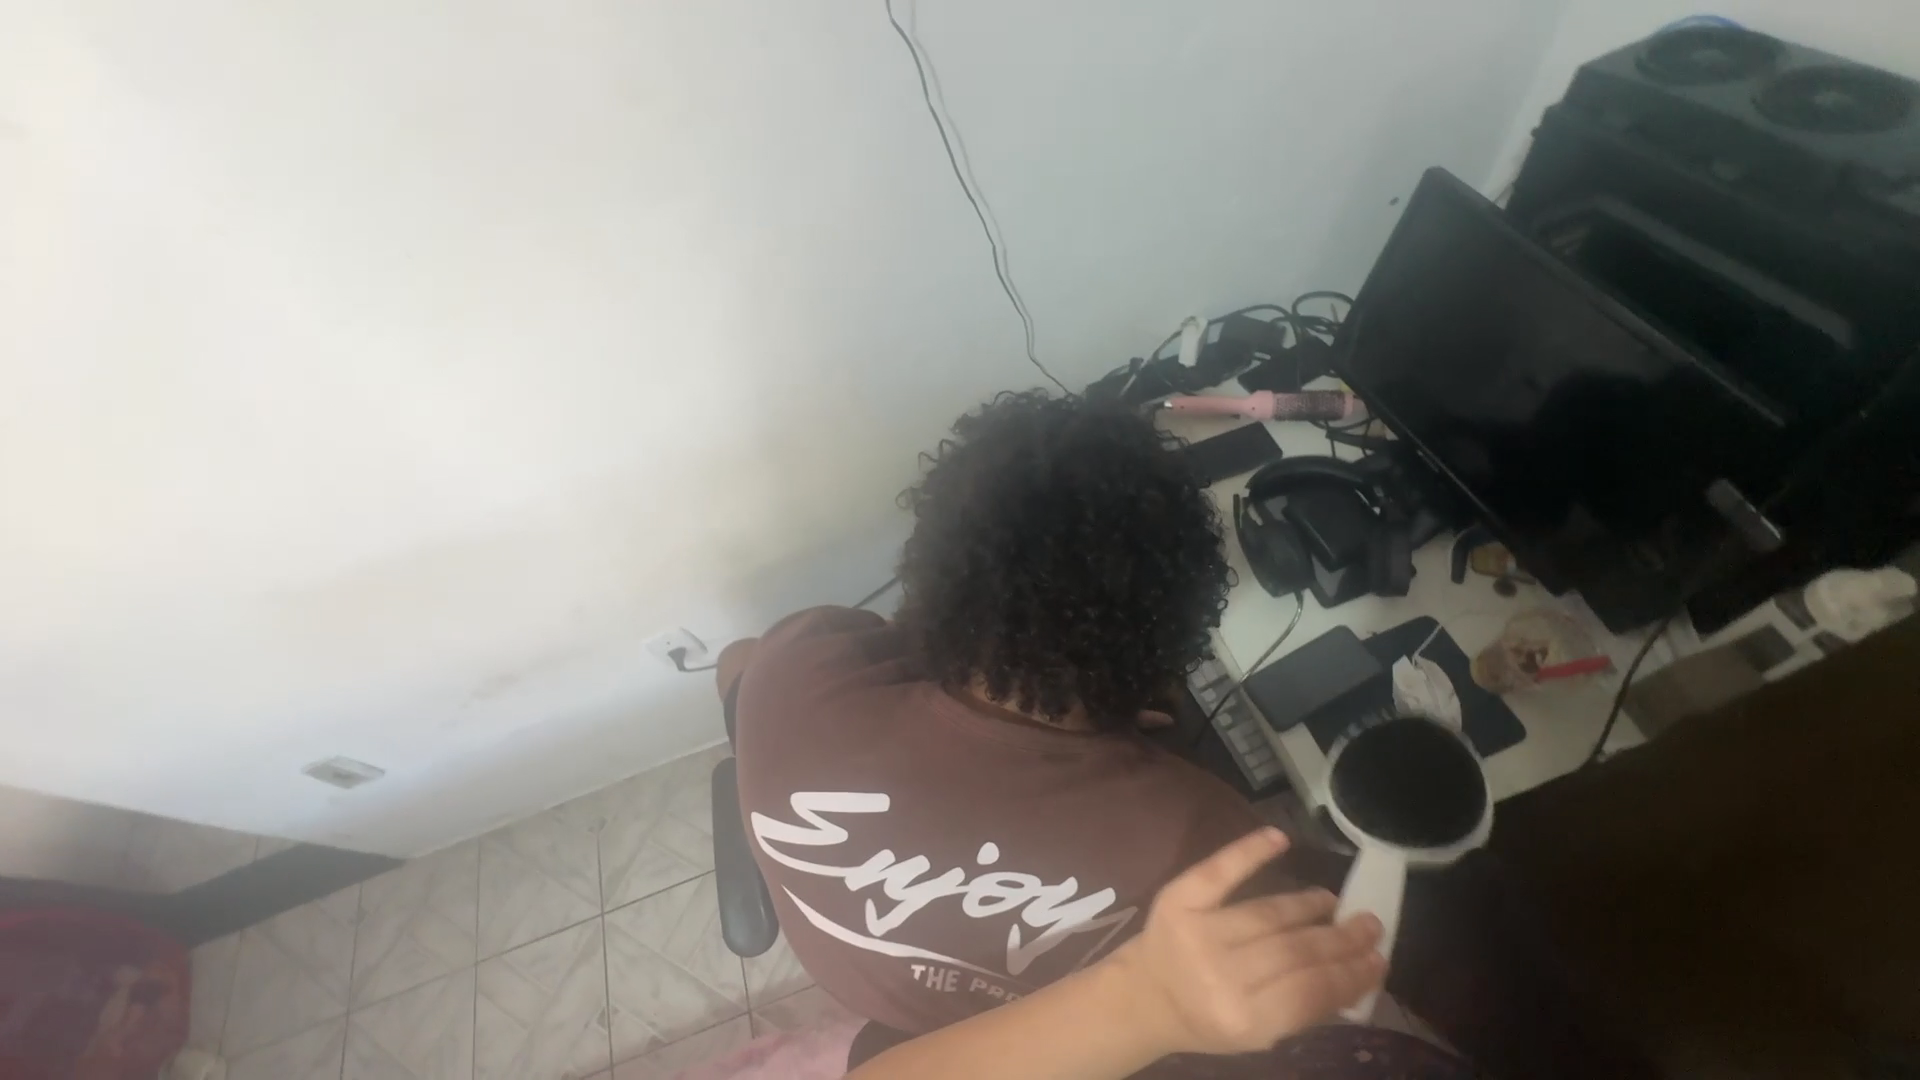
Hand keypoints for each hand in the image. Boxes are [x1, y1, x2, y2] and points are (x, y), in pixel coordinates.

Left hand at [1103, 827, 1385, 1056]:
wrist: (1145, 994)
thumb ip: (1302, 1008)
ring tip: (1334, 902)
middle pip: (1293, 950)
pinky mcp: (1177, 898)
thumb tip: (1357, 973)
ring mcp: (1197, 931)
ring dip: (1308, 905)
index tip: (1379, 959)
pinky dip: (1250, 851)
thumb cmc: (1207, 1018)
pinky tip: (1279, 838)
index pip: (1310, 992)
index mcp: (1244, 1019)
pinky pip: (1220, 871)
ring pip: (1268, 913)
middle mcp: (1220, 974)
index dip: (1350, 974)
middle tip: (1369, 925)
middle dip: (1340, 938)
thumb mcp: (1257, 1033)